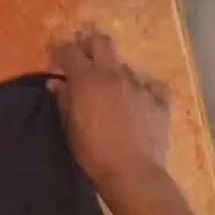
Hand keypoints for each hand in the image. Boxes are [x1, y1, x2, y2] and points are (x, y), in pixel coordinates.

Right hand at [46, 31, 171, 182]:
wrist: (132, 172)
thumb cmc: (93, 152)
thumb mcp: (70, 126)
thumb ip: (63, 99)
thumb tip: (56, 82)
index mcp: (88, 80)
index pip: (70, 51)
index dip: (59, 52)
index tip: (54, 62)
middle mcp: (114, 75)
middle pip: (102, 42)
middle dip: (88, 45)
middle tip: (82, 60)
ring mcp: (140, 86)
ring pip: (125, 66)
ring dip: (113, 72)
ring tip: (109, 90)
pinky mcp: (160, 100)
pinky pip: (151, 84)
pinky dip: (142, 88)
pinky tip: (138, 99)